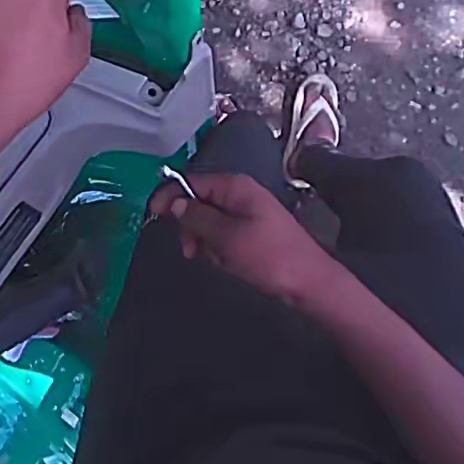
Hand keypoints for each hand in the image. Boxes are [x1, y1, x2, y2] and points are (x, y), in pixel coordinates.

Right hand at [147, 173, 346, 304]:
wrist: (310, 282)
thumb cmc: (269, 256)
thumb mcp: (227, 237)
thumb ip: (197, 217)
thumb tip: (174, 202)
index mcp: (234, 186)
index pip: (191, 181)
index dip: (170, 195)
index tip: (153, 214)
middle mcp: (239, 192)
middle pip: (198, 201)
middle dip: (190, 225)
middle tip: (191, 251)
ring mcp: (247, 211)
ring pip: (208, 220)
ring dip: (204, 240)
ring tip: (217, 260)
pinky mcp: (252, 229)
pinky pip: (222, 232)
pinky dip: (218, 247)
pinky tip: (227, 262)